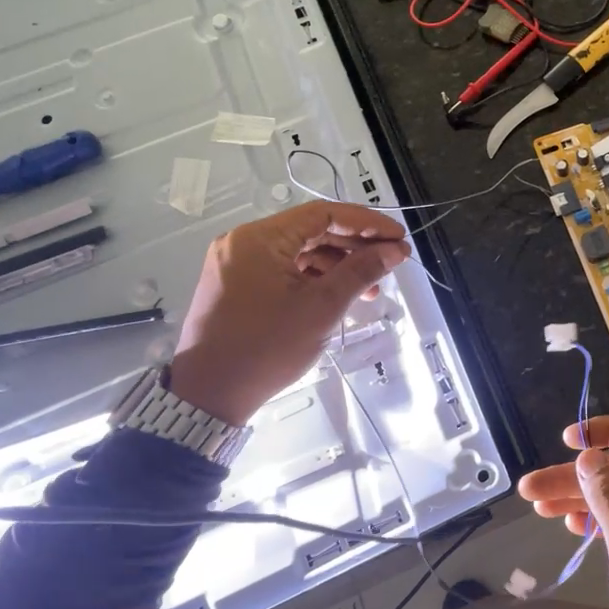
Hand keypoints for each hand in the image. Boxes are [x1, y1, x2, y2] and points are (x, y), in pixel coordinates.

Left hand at [170, 201, 409, 425]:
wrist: (210, 394)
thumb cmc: (267, 346)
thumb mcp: (322, 307)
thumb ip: (361, 271)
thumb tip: (396, 250)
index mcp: (259, 239)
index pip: (323, 214)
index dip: (366, 222)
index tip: (398, 237)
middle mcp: (244, 242)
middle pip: (311, 230)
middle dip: (355, 244)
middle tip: (391, 259)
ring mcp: (238, 263)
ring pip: (300, 250)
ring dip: (339, 263)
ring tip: (371, 286)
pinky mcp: (238, 284)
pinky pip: (285, 268)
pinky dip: (315, 277)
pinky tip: (341, 294)